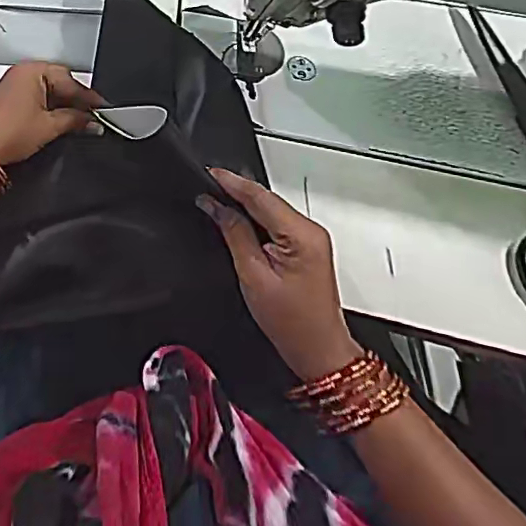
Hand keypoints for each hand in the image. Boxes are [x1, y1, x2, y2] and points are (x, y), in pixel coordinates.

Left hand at [0, 61, 105, 165]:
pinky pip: (37, 96)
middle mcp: (22, 72)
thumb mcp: (50, 126)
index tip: (102, 109)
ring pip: (49, 90)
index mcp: (33, 70)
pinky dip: (50, 108)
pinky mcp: (11, 97)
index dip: (88, 97)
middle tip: (92, 117)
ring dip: (63, 105)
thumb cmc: (5, 133)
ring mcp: (15, 84)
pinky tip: (60, 121)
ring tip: (78, 122)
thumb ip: (75, 120)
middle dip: (76, 100)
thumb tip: (91, 120)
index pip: (70, 80)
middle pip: (60, 82)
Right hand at [199, 167, 360, 379]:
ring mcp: (311, 238)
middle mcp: (311, 232)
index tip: (209, 173)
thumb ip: (234, 233)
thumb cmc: (293, 324)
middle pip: (266, 199)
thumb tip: (216, 206)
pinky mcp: (306, 246)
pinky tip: (237, 219)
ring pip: (270, 209)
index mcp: (302, 236)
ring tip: (216, 200)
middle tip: (206, 186)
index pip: (260, 196)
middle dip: (235, 191)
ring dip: (244, 204)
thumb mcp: (253, 276)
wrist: (319, 352)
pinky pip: (276, 221)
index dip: (231, 182)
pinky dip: (254, 217)